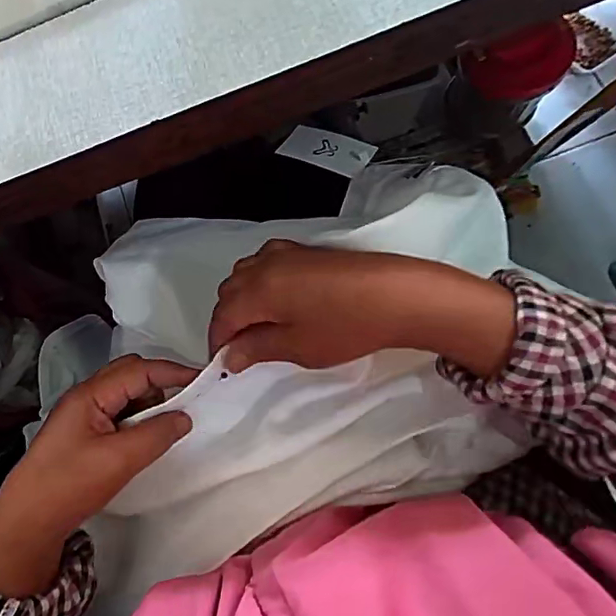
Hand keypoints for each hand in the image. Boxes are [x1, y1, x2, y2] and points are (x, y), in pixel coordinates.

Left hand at [0, 355, 196, 596]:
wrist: (28, 519)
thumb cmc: (70, 484)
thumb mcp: (119, 460)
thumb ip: (155, 435)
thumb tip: (184, 417)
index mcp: (90, 394)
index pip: (138, 369)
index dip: (172, 371)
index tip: (202, 379)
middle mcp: (85, 397)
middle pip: (130, 375)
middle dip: (161, 382)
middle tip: (190, 400)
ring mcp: (83, 415)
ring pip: (125, 395)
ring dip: (150, 402)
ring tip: (174, 420)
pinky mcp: (84, 434)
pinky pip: (118, 414)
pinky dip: (139, 419)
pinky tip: (151, 435)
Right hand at [208, 240, 517, 377]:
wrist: (397, 294)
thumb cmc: (346, 326)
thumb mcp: (297, 347)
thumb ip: (257, 348)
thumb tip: (229, 356)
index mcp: (256, 290)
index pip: (221, 318)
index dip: (218, 343)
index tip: (224, 365)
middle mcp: (262, 265)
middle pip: (228, 293)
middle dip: (228, 321)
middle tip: (243, 349)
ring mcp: (283, 253)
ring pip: (244, 275)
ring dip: (242, 300)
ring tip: (259, 325)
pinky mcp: (303, 249)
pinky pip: (264, 263)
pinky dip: (259, 282)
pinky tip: (278, 299)